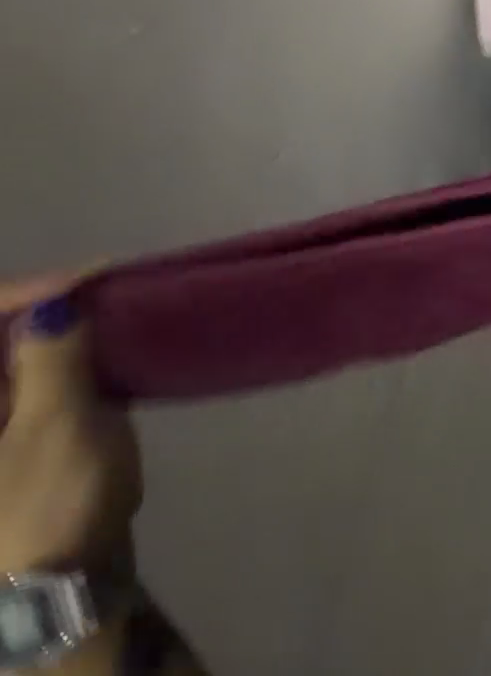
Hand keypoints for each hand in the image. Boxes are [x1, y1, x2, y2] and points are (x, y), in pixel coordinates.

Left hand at [0, 274, 140, 572]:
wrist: (51, 589)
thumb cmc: (45, 505)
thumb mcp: (60, 426)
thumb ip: (56, 358)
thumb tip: (57, 302)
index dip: (30, 292)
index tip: (100, 276)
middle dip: (37, 308)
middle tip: (104, 289)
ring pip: (2, 365)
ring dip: (46, 335)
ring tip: (105, 315)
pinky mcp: (5, 450)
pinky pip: (17, 389)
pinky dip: (50, 365)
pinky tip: (92, 359)